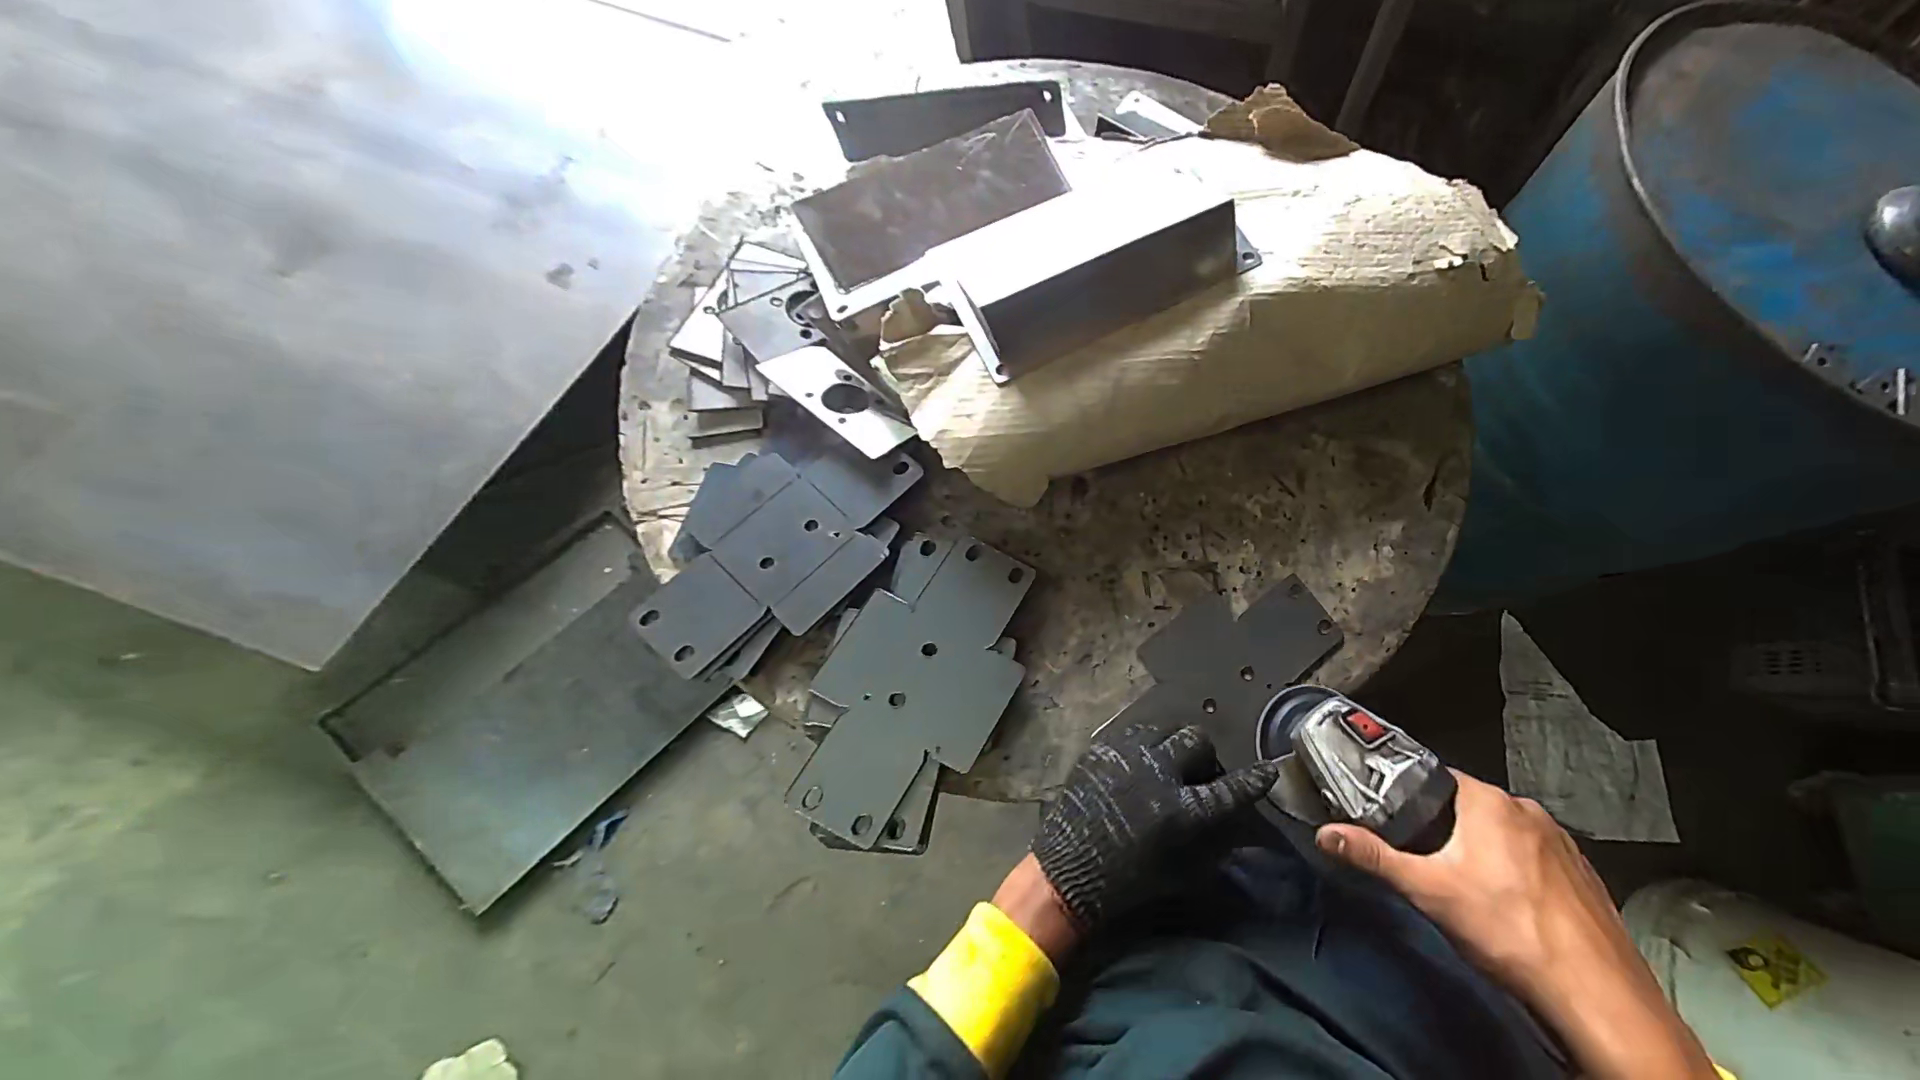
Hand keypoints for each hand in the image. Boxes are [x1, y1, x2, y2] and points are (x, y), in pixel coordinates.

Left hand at [1031, 723, 1277, 932]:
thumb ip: (1215, 846)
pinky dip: (1143, 746)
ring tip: (1166, 764)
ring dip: (1171, 745)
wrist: (1069, 867)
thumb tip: (1239, 831)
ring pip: (1163, 729)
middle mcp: (1158, 771)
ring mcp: (1126, 754)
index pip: (1231, 788)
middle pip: (1196, 740)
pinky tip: (1138, 763)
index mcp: (1183, 808)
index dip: (1253, 780)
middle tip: (1198, 772)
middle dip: (1204, 755)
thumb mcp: (1184, 871)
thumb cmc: (1130, 879)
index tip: (1268, 770)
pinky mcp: (1101, 748)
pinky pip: (1132, 734)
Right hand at [1317, 770, 1716, 1079]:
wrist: (1600, 999)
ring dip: (1478, 848)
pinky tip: (1504, 901)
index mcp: (1491, 802)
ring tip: (1458, 880)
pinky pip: (1531, 857)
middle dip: (1440, 825)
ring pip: (1500, 832)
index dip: (1406, 794)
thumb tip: (1324, 834)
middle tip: (1417, 855)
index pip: (1434, 778)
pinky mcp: (1584, 876)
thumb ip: (1373, 855)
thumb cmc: (1507, 930)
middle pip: (1466, 805)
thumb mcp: (1426, 890)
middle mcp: (1529, 811)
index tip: (1386, 813)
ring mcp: (1563, 844)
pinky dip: (1512, 869)